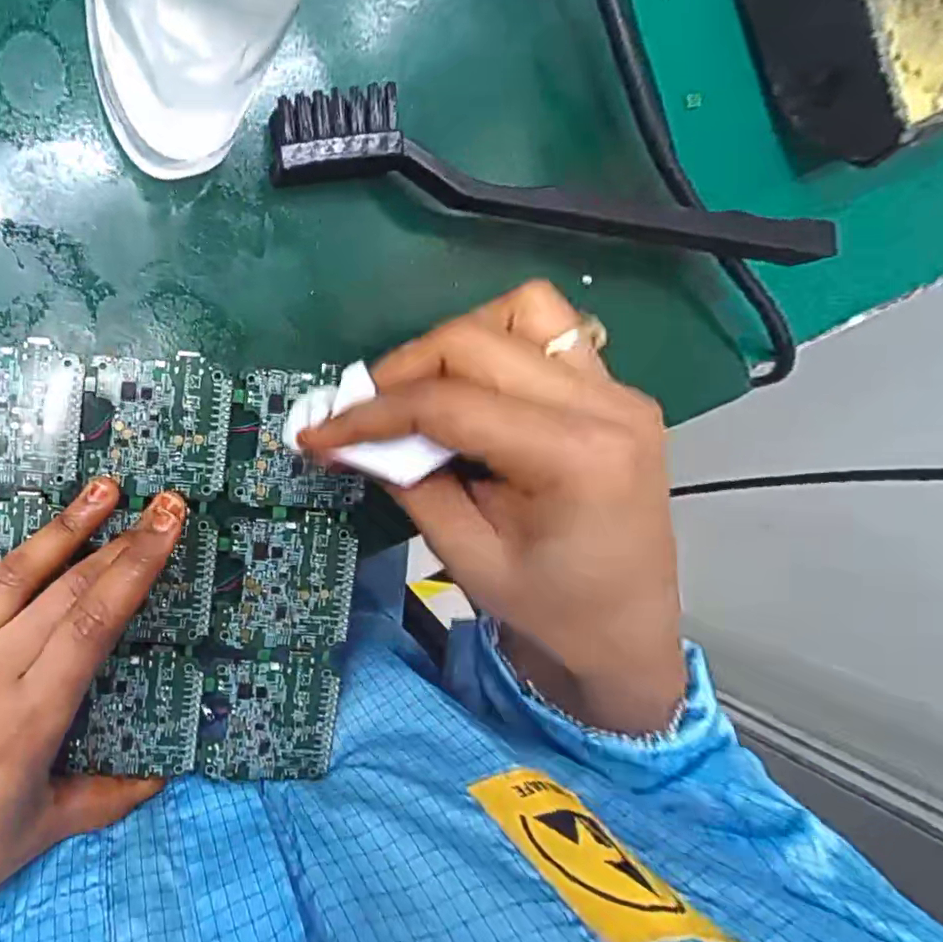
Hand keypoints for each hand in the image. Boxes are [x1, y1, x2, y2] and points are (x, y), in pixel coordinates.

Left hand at [0, 474, 182, 941]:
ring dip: (56, 529)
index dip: (137, 569)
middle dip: (117, 543)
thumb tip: (162, 777)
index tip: (168, 527)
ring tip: (98, 489)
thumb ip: (105, 797)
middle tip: (156, 503)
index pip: (95, 623)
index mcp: (30, 716)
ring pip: (7, 577)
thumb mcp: (40, 832)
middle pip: (63, 592)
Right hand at [299, 280, 685, 734]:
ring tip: (412, 395)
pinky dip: (487, 343)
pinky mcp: (607, 388)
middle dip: (397, 373)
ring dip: (446, 347)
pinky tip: (462, 386)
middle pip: (473, 342)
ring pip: (515, 313)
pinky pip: (543, 330)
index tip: (319, 434)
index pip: (446, 404)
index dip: (369, 415)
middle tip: (357, 415)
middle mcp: (604, 405)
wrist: (623, 628)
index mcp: (573, 457)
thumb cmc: (546, 606)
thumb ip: (407, 482)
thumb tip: (345, 440)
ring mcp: (613, 388)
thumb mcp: (463, 551)